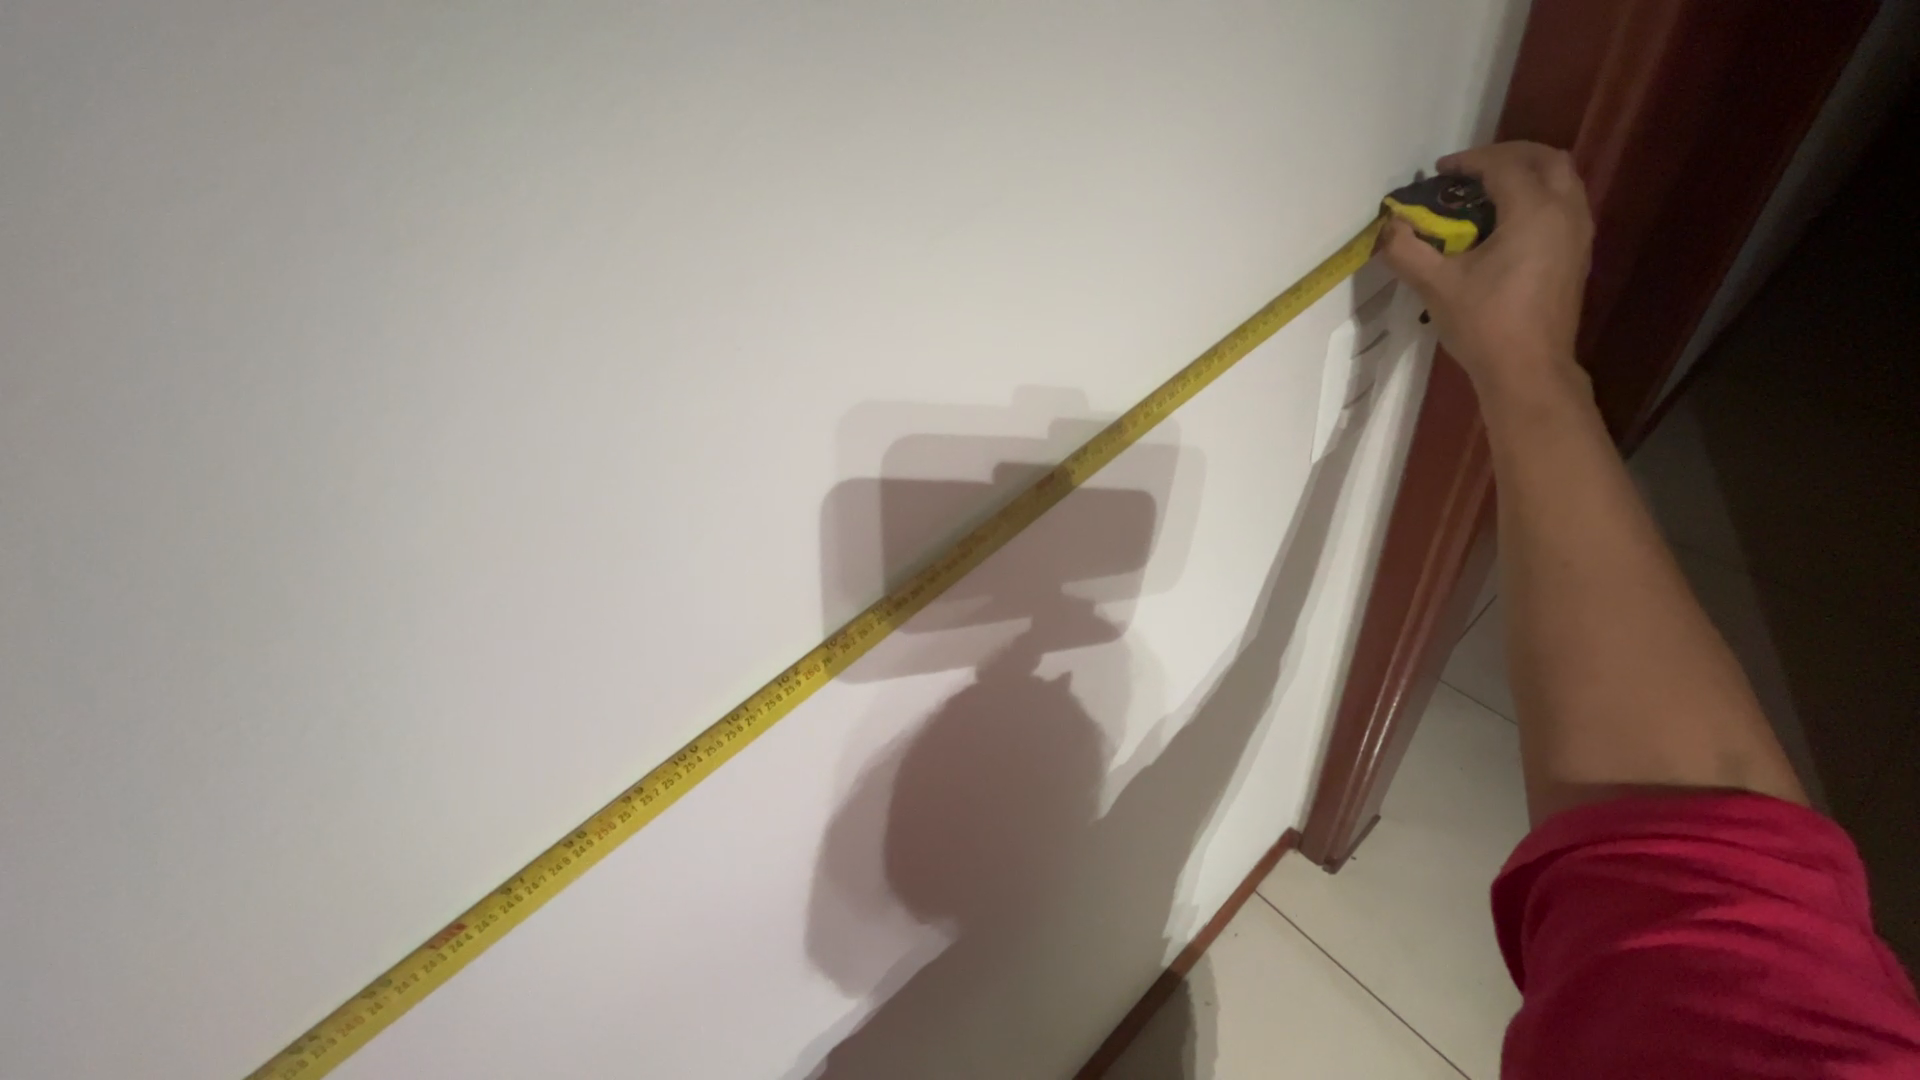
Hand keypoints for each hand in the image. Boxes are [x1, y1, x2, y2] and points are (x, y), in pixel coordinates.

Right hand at [1380, 142, 1593, 393]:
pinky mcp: (1577, 253)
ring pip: (1561, 180)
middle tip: (1470, 171)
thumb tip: (1388, 227)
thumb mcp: (1435, 286)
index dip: (1470, 162)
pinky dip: (1536, 197)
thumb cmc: (1483, 324)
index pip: (1504, 165)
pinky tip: (1506, 223)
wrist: (1527, 368)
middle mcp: (1566, 211)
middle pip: (1545, 159)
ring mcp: (1578, 232)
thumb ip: (1407, 250)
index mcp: (1534, 212)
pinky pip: (1563, 204)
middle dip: (1507, 156)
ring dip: (1525, 175)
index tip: (1440, 171)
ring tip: (1486, 193)